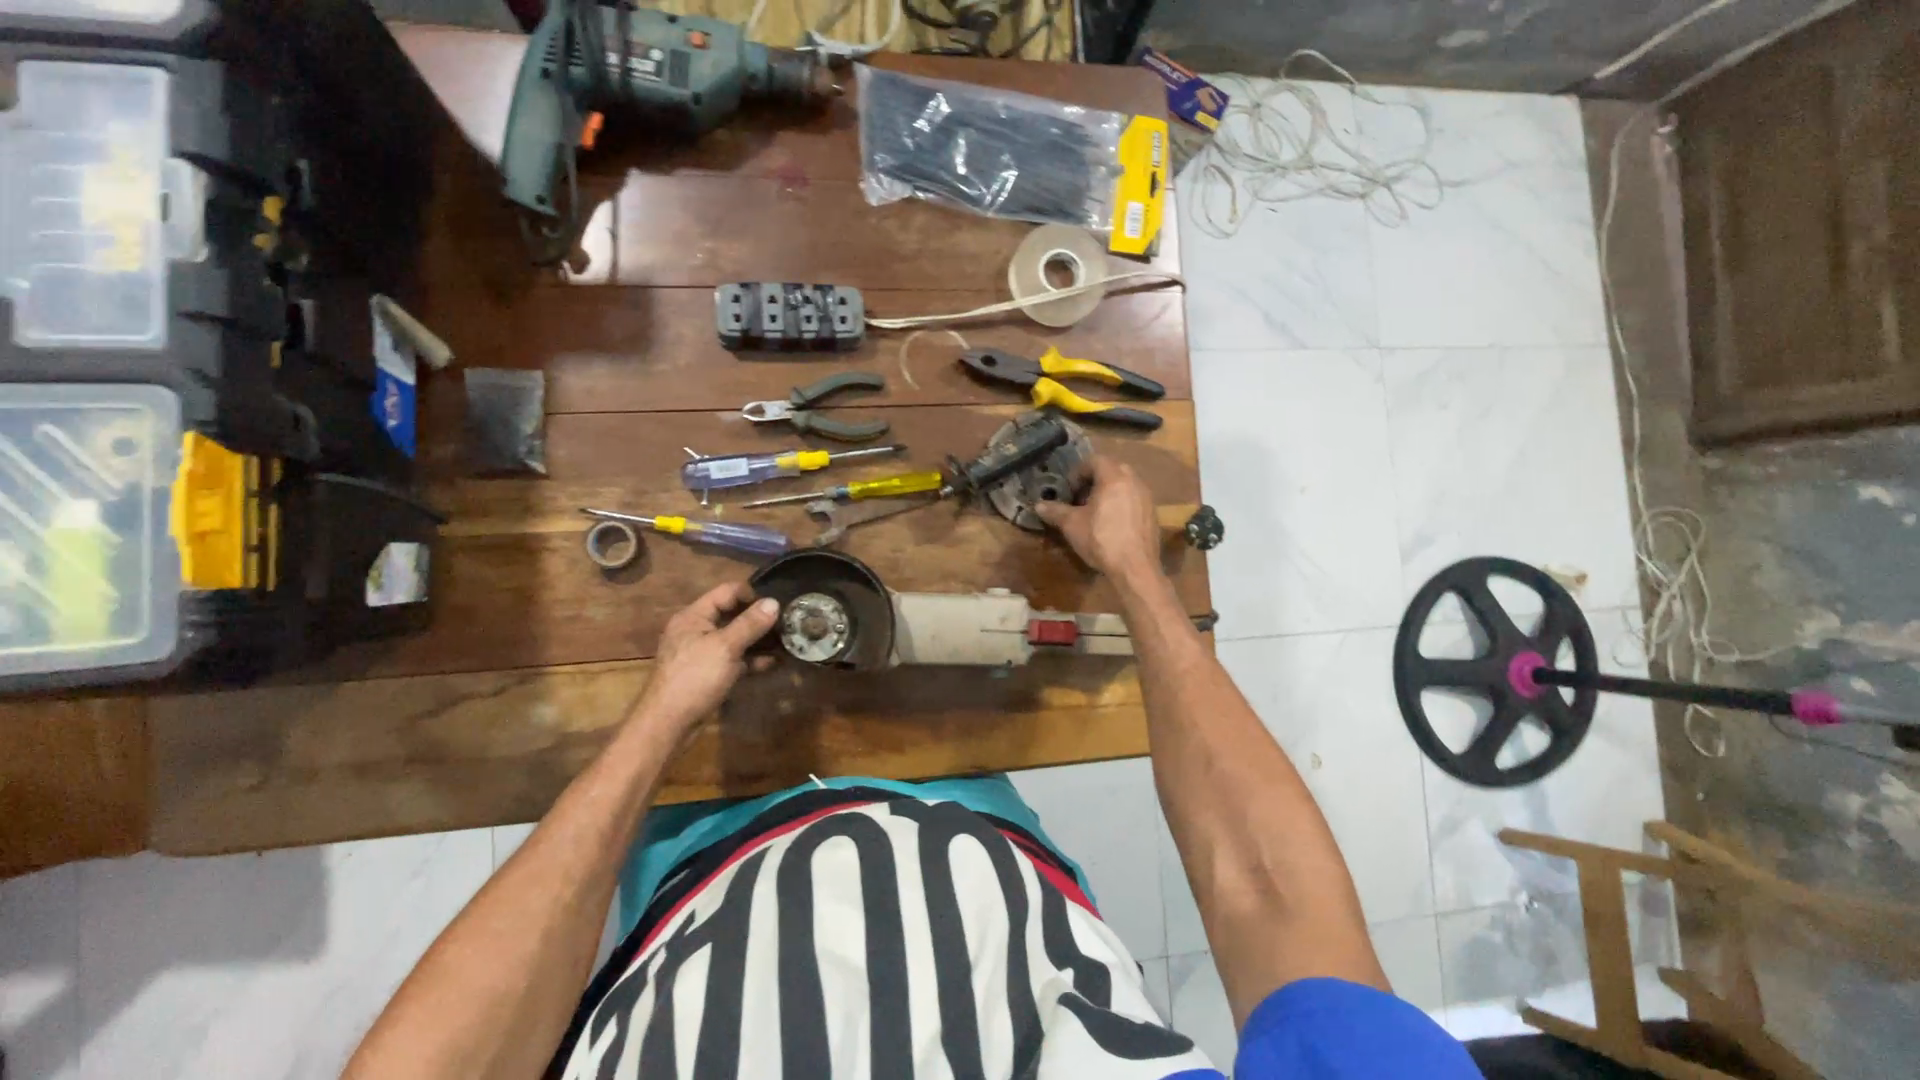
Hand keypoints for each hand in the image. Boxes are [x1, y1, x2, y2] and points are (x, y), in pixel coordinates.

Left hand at [633, 582, 780, 733]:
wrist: (669, 723)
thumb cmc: (695, 678)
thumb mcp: (725, 647)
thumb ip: (750, 624)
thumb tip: (774, 602)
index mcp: (694, 616)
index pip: (727, 592)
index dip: (752, 595)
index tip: (776, 606)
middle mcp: (696, 630)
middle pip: (732, 615)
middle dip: (759, 619)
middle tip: (787, 623)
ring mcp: (702, 653)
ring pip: (735, 638)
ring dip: (759, 640)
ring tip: (786, 641)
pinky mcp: (709, 673)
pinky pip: (734, 659)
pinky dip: (751, 659)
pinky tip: (773, 663)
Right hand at [1035, 457, 1163, 583]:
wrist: (1135, 568)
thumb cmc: (1101, 540)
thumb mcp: (1072, 525)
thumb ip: (1055, 511)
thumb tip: (1038, 505)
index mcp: (1114, 478)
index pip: (1094, 460)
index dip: (1078, 471)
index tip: (1069, 489)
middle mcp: (1134, 481)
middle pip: (1112, 469)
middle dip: (1094, 480)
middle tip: (1081, 497)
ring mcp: (1147, 497)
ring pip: (1125, 484)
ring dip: (1109, 492)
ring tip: (1095, 511)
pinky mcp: (1153, 514)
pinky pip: (1134, 499)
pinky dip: (1121, 504)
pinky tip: (1112, 524)